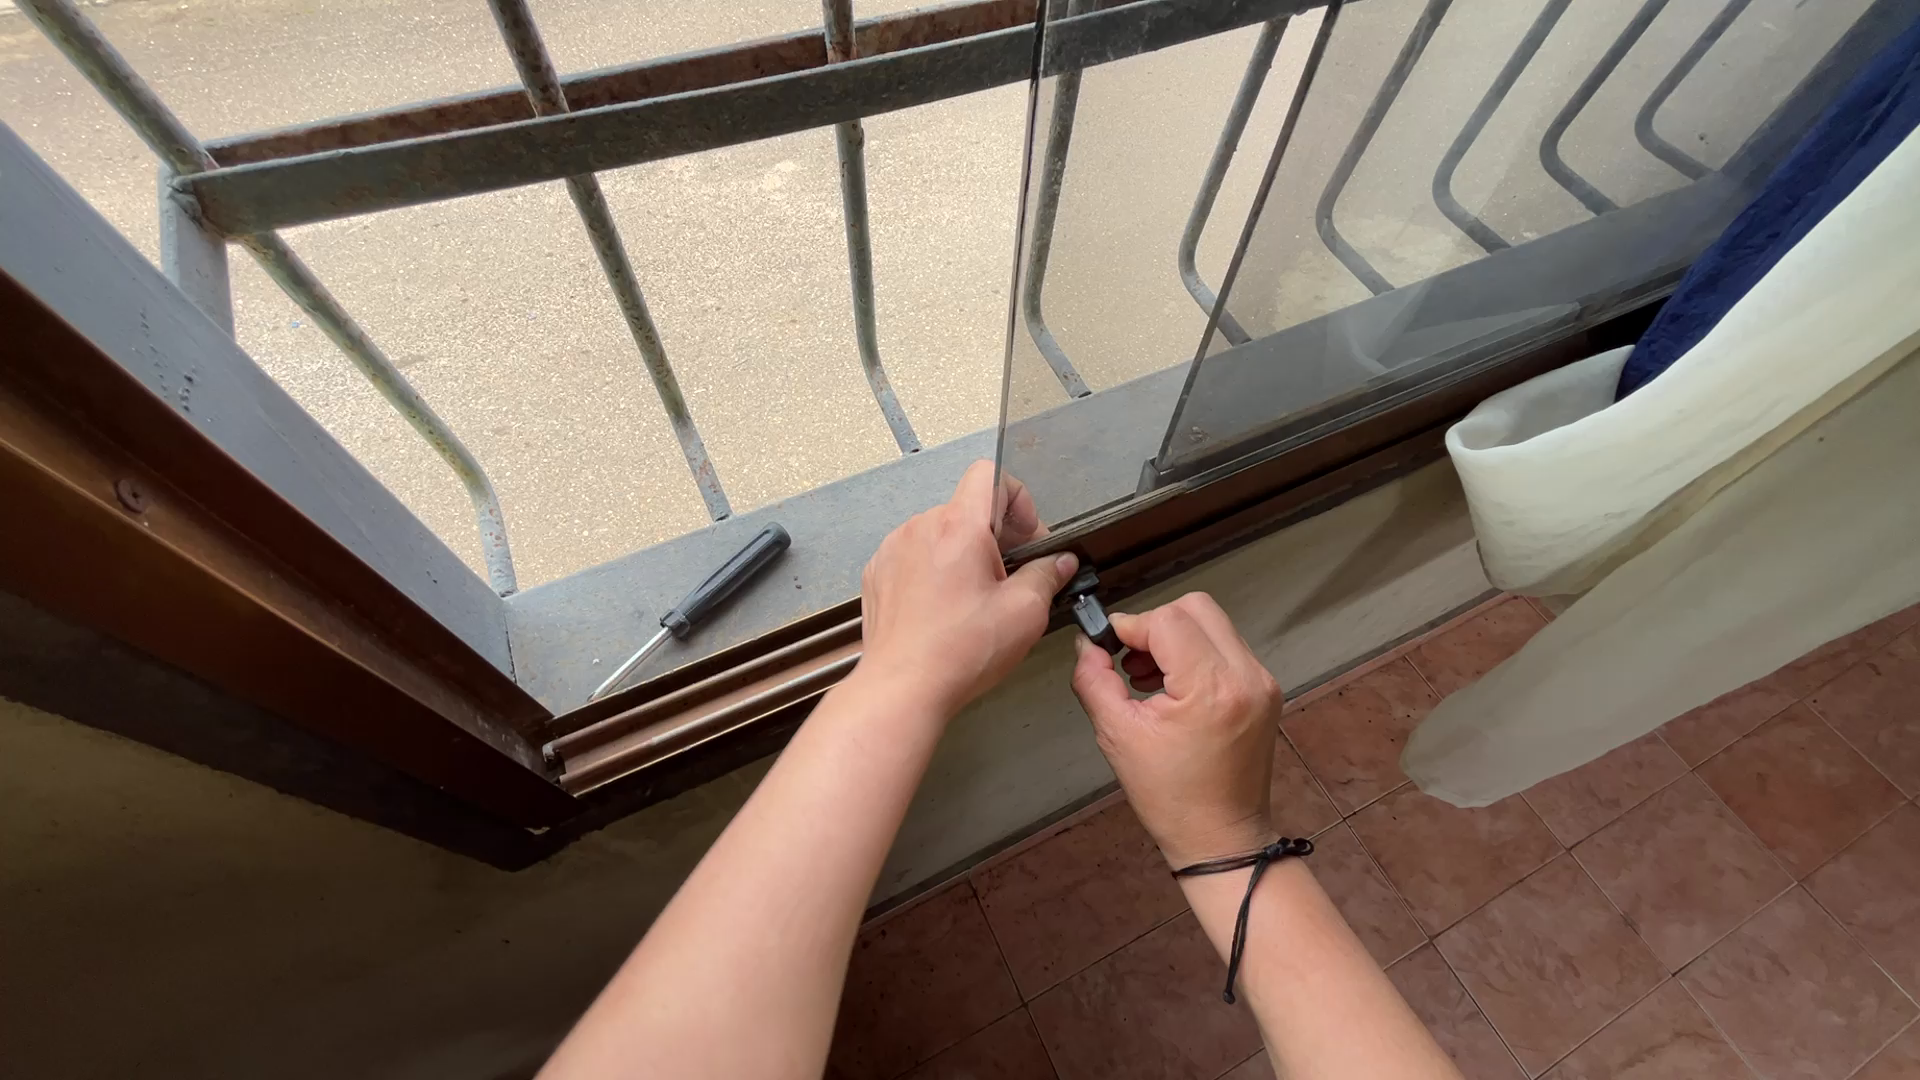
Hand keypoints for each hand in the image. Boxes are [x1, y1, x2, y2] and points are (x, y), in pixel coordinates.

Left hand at [859, 460, 1077, 716]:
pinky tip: (944, 608)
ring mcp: (894, 549)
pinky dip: (933, 571)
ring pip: (940, 533)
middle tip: (1010, 577)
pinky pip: (914, 555)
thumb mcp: (1024, 612)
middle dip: (995, 536)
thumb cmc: (958, 652)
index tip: (1024, 536)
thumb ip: (1048, 575)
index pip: (990, 473)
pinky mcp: (878, 573)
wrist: (901, 687)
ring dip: (962, 555)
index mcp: (958, 526)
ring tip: (974, 599)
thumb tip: (1060, 562)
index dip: (1017, 498)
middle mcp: (920, 528)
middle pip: (967, 509)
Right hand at [1070, 593, 1283, 867]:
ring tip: (1148, 677)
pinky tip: (1172, 686)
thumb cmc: (1169, 795)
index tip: (1109, 648)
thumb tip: (1086, 643)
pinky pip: (1225, 646)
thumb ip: (1093, 678)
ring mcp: (1262, 681)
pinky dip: (1194, 652)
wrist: (1222, 839)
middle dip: (1154, 625)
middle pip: (1195, 608)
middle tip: (1129, 658)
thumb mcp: (1116, 734)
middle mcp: (1246, 675)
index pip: (1167, 620)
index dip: (1130, 626)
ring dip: (1174, 637)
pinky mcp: (1265, 689)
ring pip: (1211, 623)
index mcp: (1212, 688)